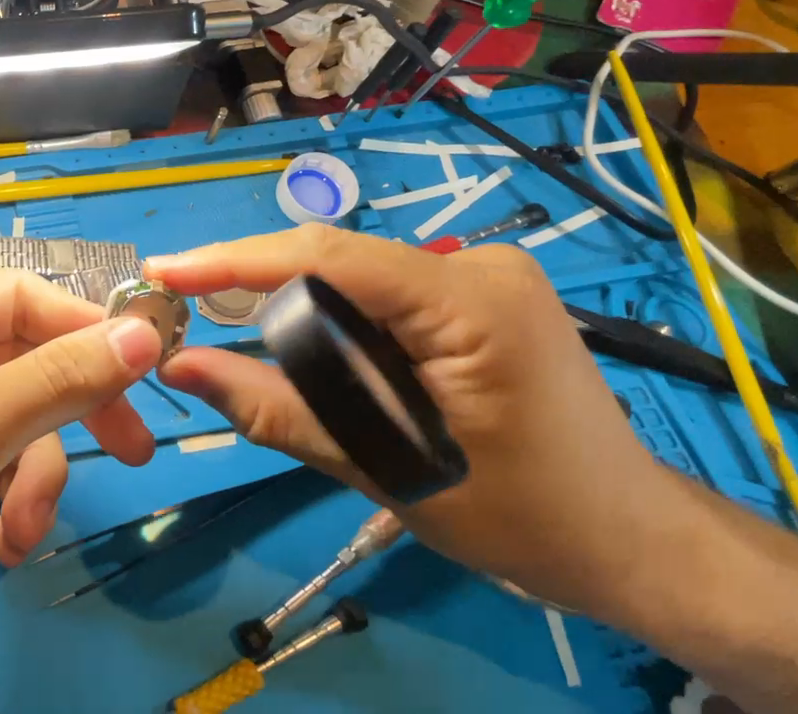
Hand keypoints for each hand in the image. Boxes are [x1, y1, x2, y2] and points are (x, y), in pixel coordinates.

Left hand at [0, 272, 161, 700]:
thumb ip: (56, 380)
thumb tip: (142, 333)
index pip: (21, 296)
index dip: (85, 327)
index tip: (149, 364)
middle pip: (30, 357)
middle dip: (71, 412)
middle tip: (131, 449)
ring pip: (24, 416)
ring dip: (35, 475)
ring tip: (19, 527)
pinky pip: (4, 456)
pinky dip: (13, 496)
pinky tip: (2, 541)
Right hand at [146, 224, 684, 614]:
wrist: (635, 541)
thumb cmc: (523, 517)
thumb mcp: (384, 470)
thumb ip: (276, 410)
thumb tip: (179, 367)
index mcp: (469, 303)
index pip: (326, 256)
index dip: (234, 260)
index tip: (163, 272)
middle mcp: (477, 265)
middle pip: (335, 261)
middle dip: (257, 289)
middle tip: (187, 320)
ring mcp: (484, 274)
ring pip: (354, 275)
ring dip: (296, 308)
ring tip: (242, 343)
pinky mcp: (480, 293)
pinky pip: (380, 291)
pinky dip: (334, 319)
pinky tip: (313, 354)